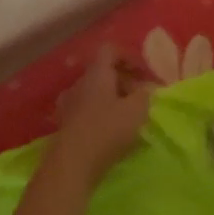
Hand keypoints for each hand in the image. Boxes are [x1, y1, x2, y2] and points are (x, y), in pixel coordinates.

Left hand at [47, 45, 154, 181]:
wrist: (72, 164)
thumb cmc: (107, 130)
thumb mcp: (137, 110)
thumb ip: (146, 94)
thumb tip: (147, 87)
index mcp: (96, 73)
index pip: (111, 50)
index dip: (130, 57)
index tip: (146, 75)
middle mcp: (79, 83)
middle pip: (104, 72)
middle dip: (126, 82)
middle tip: (143, 100)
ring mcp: (69, 103)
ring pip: (96, 92)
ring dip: (114, 100)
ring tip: (130, 118)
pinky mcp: (66, 124)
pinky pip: (88, 110)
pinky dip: (102, 114)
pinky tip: (113, 132)